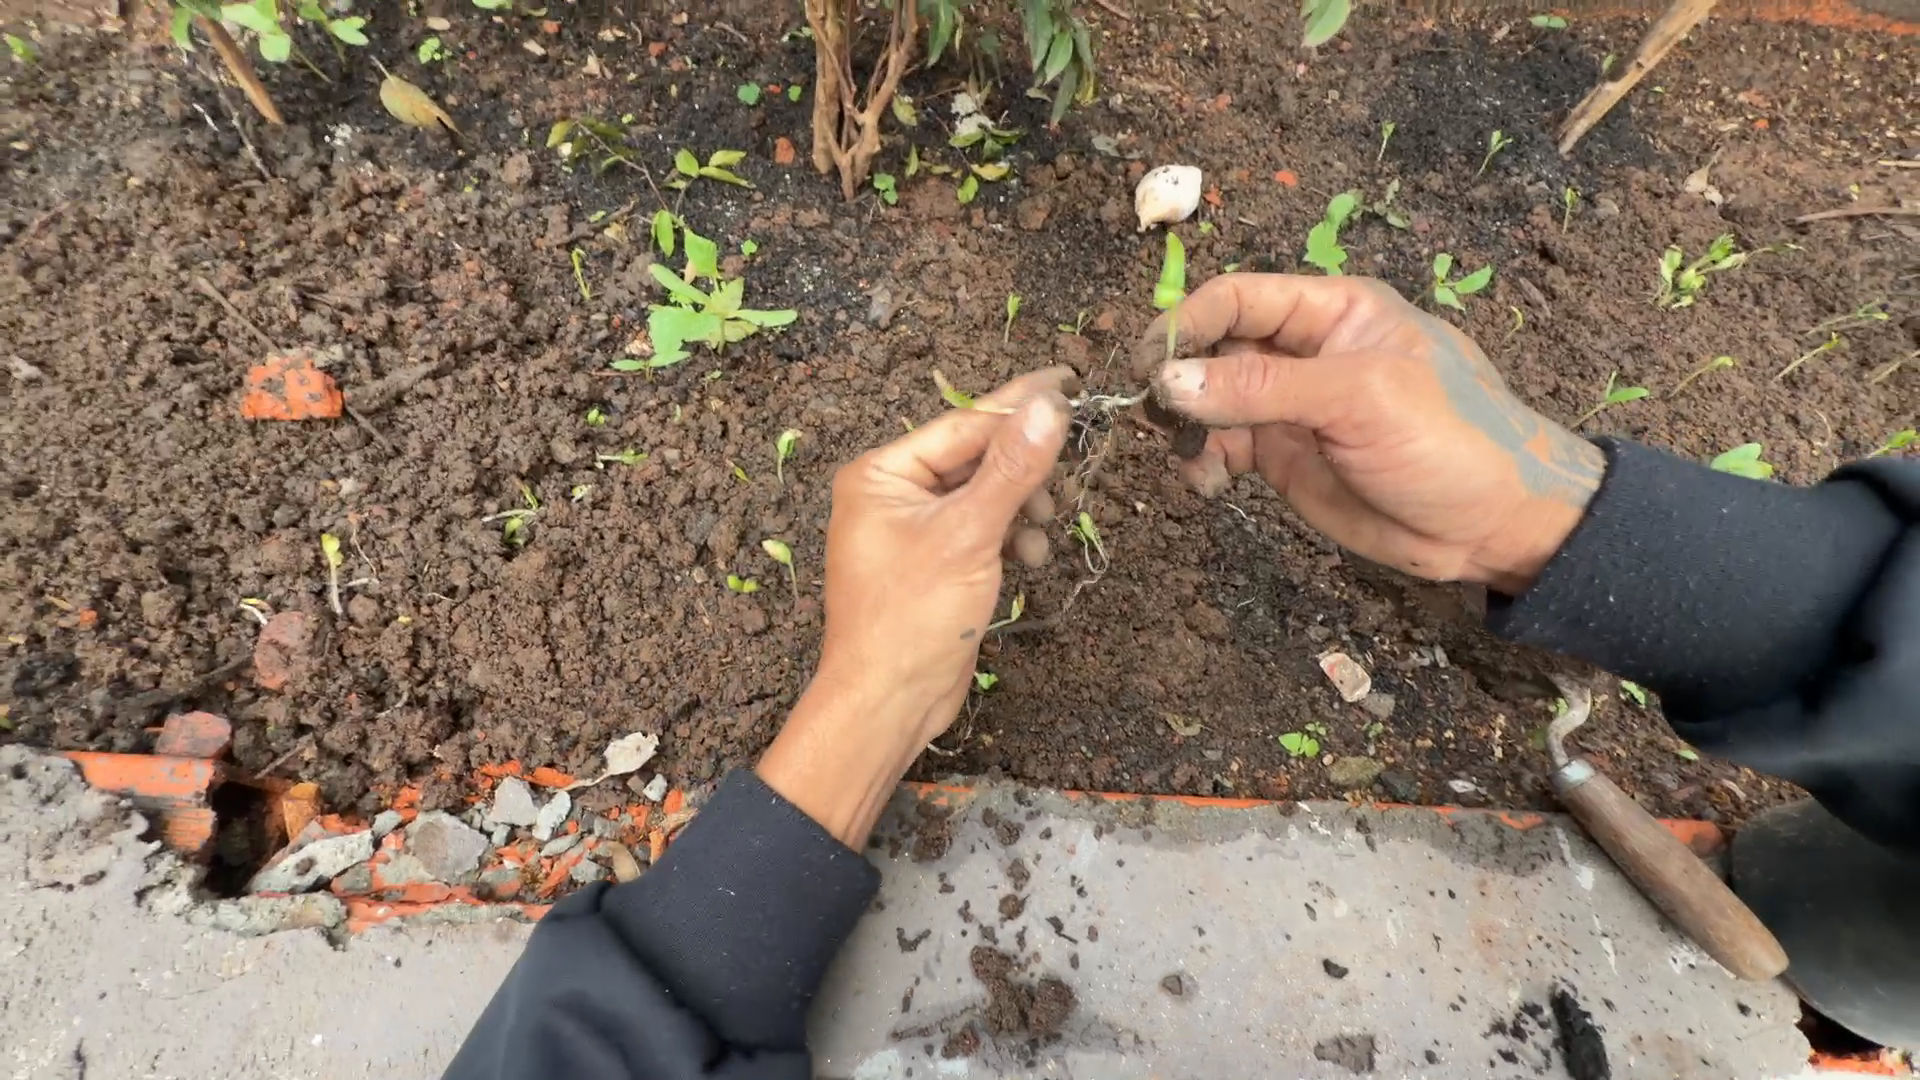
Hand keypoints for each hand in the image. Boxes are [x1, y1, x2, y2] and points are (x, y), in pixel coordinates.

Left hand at [757, 368, 1076, 846]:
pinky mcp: (936, 562)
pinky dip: (1010, 538)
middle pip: (976, 460)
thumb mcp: (968, 535)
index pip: (963, 426)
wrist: (888, 703)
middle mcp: (893, 494)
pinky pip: (981, 530)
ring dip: (1022, 509)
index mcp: (883, 474)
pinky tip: (1029, 559)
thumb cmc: (911, 616)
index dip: (1018, 405)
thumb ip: (1012, 469)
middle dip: (1023, 472)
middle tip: (1066, 476)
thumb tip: (1051, 405)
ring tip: (1043, 530)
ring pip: (985, 497)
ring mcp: (914, 530)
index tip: (1068, 380)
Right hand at [1135, 274, 1604, 594]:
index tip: (1151, 368)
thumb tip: (1165, 383)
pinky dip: (1199, 464)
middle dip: (1176, 380)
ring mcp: (1282, 407)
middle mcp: (1297, 352)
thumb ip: (1260, 389)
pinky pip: (1217, 448)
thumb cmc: (1446, 440)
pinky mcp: (1275, 455)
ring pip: (1205, 402)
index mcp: (1329, 312)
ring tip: (1185, 459)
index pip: (1236, 299)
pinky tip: (1208, 485)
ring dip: (1182, 427)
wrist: (1488, 529)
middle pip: (1210, 349)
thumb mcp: (1358, 399)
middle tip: (1152, 418)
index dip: (1187, 325)